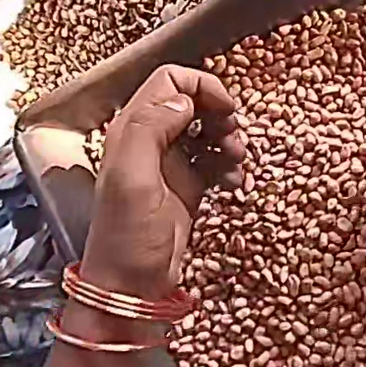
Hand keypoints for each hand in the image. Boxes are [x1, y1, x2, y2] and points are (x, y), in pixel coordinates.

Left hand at [22, 66, 243, 366]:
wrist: (132, 286)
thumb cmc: (128, 235)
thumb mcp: (132, 178)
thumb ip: (151, 129)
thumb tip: (183, 98)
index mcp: (134, 129)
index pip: (170, 80)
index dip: (202, 86)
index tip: (227, 109)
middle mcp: (151, 140)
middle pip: (192, 100)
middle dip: (220, 112)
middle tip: (233, 137)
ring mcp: (170, 163)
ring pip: (206, 129)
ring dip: (228, 138)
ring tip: (237, 161)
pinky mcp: (187, 186)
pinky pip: (214, 160)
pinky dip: (228, 165)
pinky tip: (234, 183)